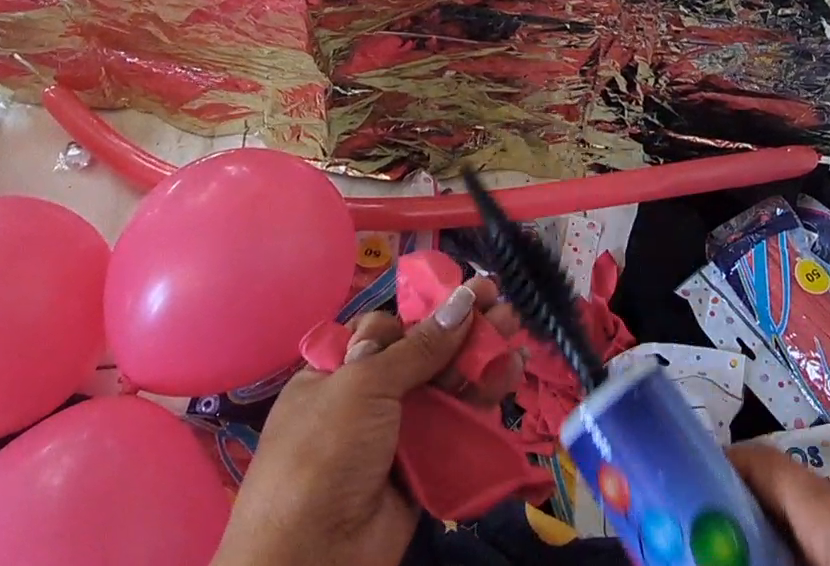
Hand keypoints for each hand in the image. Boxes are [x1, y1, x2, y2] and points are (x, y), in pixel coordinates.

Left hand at [214, 280, 523, 565]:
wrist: (312, 556)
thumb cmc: (324, 452)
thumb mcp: (364, 386)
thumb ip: (419, 347)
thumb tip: (463, 300)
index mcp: (336, 371)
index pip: (387, 330)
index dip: (427, 310)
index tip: (465, 291)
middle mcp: (366, 398)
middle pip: (422, 354)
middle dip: (463, 328)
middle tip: (502, 303)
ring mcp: (397, 433)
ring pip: (446, 386)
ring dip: (481, 357)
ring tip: (517, 329)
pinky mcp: (425, 464)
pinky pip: (458, 424)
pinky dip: (485, 398)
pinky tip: (511, 372)